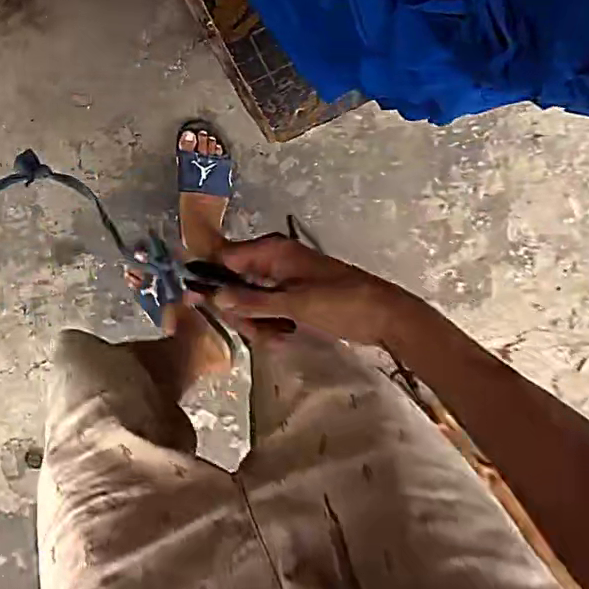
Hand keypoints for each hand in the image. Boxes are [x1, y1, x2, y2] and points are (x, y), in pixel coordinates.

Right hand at [204, 234, 426, 346]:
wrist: (391, 317)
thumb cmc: (341, 303)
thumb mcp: (294, 304)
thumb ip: (252, 301)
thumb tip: (213, 297)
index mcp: (270, 250)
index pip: (224, 259)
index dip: (210, 280)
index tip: (198, 303)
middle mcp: (272, 257)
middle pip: (234, 279)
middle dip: (237, 306)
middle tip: (249, 332)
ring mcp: (282, 274)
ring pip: (249, 294)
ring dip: (253, 318)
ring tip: (269, 338)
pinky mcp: (292, 291)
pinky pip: (266, 302)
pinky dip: (267, 319)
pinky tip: (278, 336)